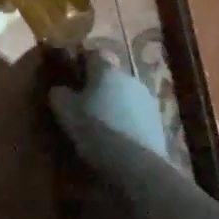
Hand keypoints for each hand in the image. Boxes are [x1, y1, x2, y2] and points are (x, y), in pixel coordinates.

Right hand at [48, 48, 168, 175]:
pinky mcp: (159, 124)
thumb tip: (60, 89)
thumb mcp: (64, 109)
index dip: (79, 63)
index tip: (70, 76)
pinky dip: (128, 122)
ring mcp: (147, 101)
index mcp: (105, 69)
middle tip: (84, 103)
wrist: (135, 165)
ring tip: (103, 124)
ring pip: (125, 96)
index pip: (91, 54)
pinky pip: (137, 116)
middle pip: (110, 76)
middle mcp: (129, 78)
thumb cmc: (94, 128)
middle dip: (98, 86)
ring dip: (115, 104)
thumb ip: (60, 93)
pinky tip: (119, 138)